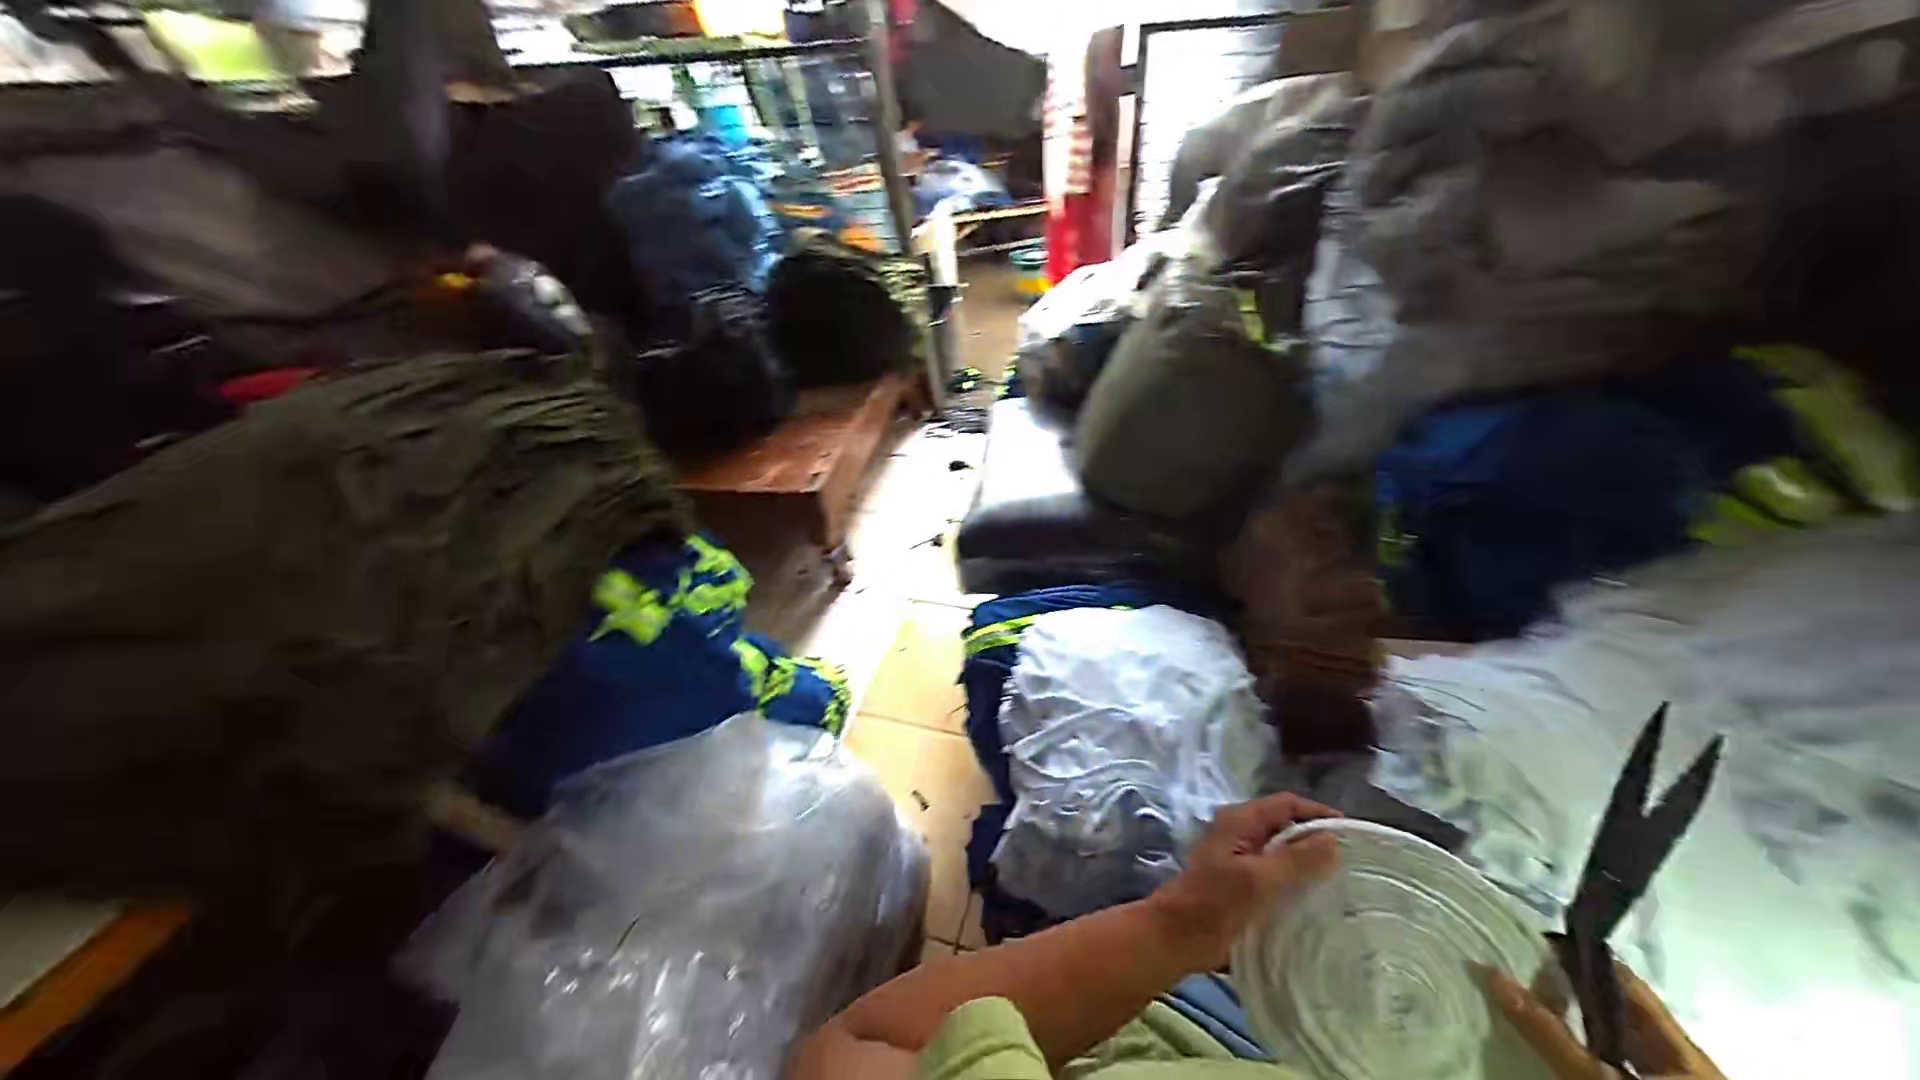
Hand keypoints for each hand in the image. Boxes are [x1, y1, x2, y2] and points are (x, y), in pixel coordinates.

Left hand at [1146, 794, 1342, 971]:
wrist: (1177, 935)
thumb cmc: (1214, 903)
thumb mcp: (1258, 880)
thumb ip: (1295, 859)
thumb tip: (1332, 838)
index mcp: (1239, 820)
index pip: (1286, 804)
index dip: (1318, 813)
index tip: (1353, 833)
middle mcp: (1238, 830)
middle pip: (1284, 823)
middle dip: (1315, 836)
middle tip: (1355, 861)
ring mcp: (1237, 854)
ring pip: (1280, 847)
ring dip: (1307, 858)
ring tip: (1344, 880)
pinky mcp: (1239, 878)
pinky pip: (1274, 868)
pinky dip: (1295, 876)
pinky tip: (1316, 896)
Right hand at [1483, 960, 1724, 1079]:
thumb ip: (1549, 1034)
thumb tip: (1492, 974)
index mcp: (1679, 1047)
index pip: (1623, 981)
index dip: (1578, 958)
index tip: (1527, 943)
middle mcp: (1677, 1060)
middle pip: (1616, 1009)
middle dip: (1566, 989)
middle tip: (1514, 972)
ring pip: (1610, 1037)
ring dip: (1569, 1020)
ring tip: (1522, 1003)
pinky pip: (1609, 1062)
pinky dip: (1577, 1048)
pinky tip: (1547, 1045)